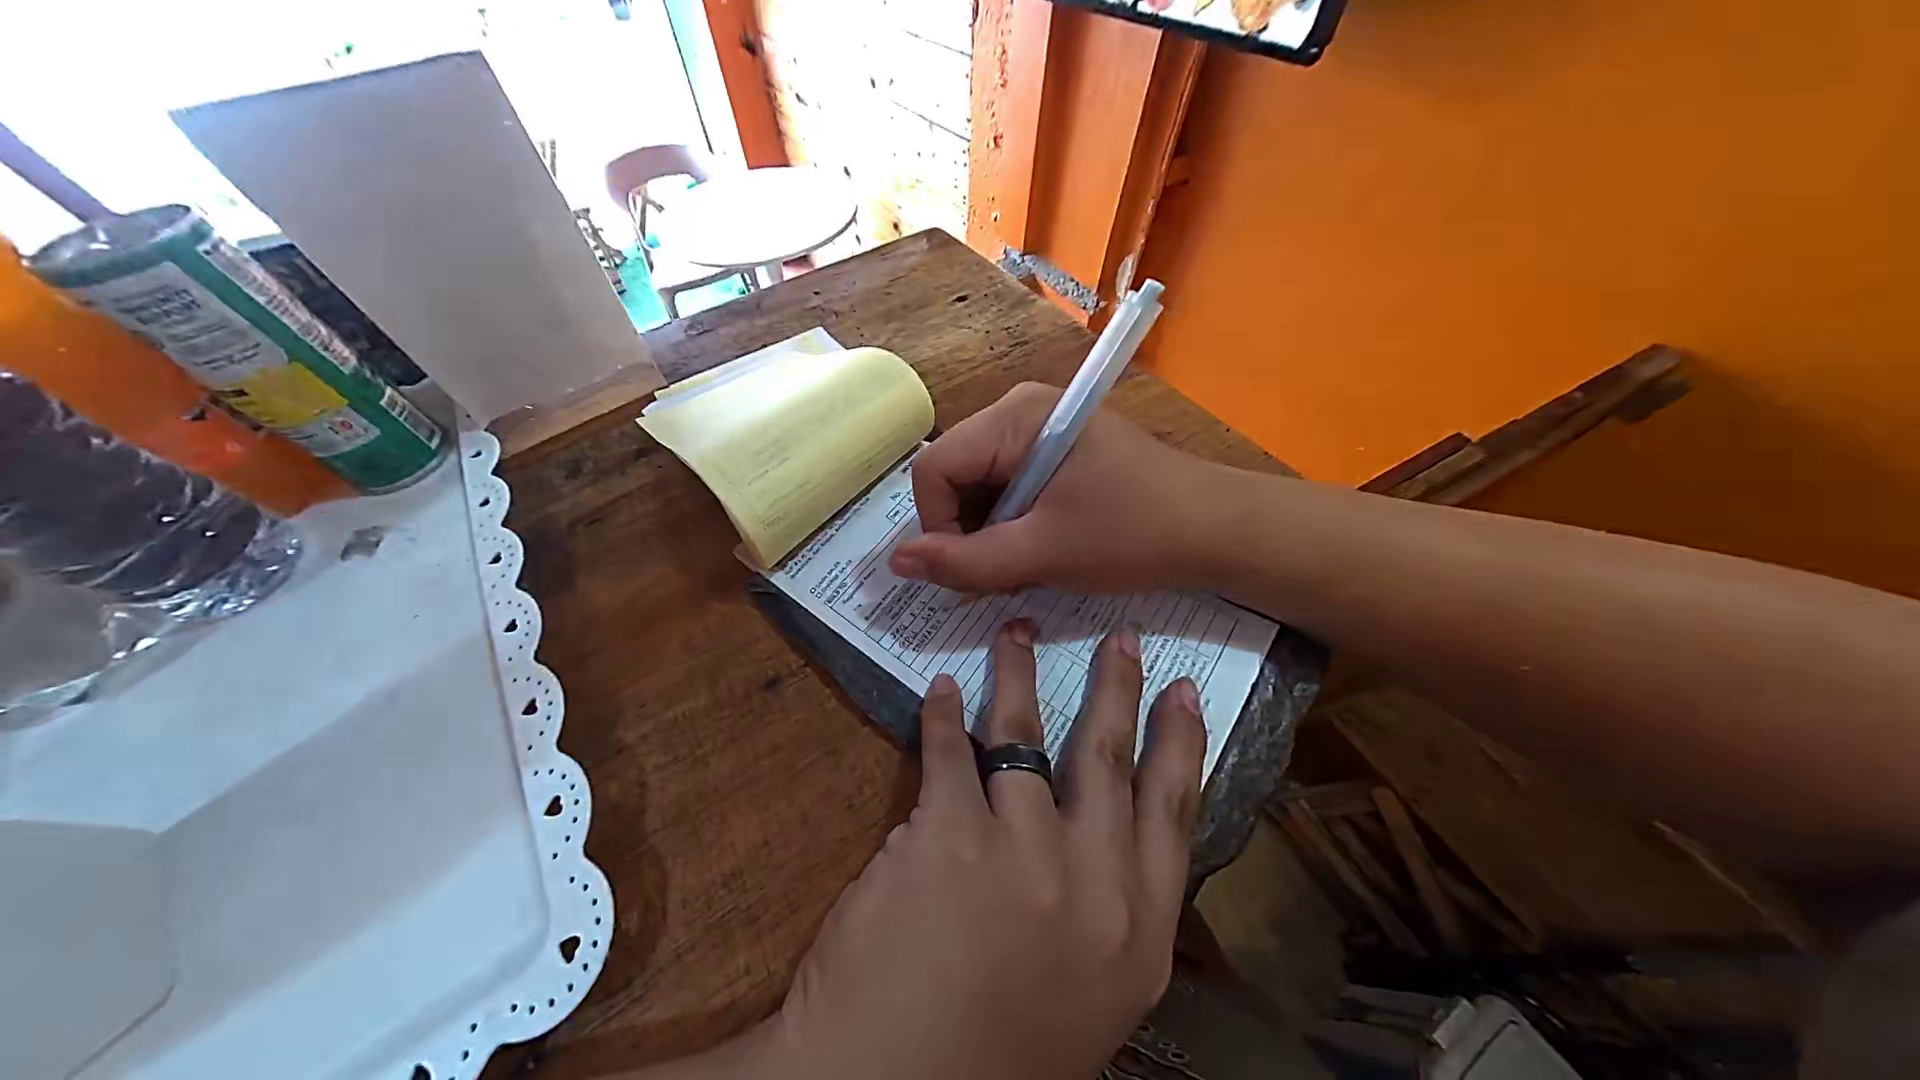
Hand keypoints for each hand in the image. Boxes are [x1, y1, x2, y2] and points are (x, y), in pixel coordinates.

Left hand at [769, 620, 1205, 1079]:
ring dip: (1020, 675)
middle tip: (1124, 639)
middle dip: (1118, 690)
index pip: (1173, 815)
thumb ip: (1103, 914)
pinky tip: (943, 689)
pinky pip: (950, 750)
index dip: (1181, 745)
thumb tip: (1102, 839)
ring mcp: (1020, 854)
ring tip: (1018, 634)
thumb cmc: (991, 1060)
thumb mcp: (1085, 1000)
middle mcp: (1090, 886)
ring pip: (1027, 733)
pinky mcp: (947, 836)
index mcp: (1135, 936)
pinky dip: (944, 714)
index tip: (1184, 692)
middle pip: (1109, 759)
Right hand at [889, 383, 1220, 593]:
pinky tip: (1041, 545)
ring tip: (1027, 562)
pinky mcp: (1057, 448)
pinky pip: (1008, 485)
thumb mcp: (1043, 553)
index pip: (934, 469)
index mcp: (1014, 417)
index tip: (968, 570)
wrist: (1217, 529)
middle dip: (966, 530)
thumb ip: (965, 561)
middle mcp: (1019, 409)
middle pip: (954, 474)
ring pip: (979, 484)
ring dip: (990, 531)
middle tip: (1002, 572)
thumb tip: (897, 562)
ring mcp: (1040, 426)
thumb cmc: (1133, 534)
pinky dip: (1012, 522)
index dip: (937, 525)